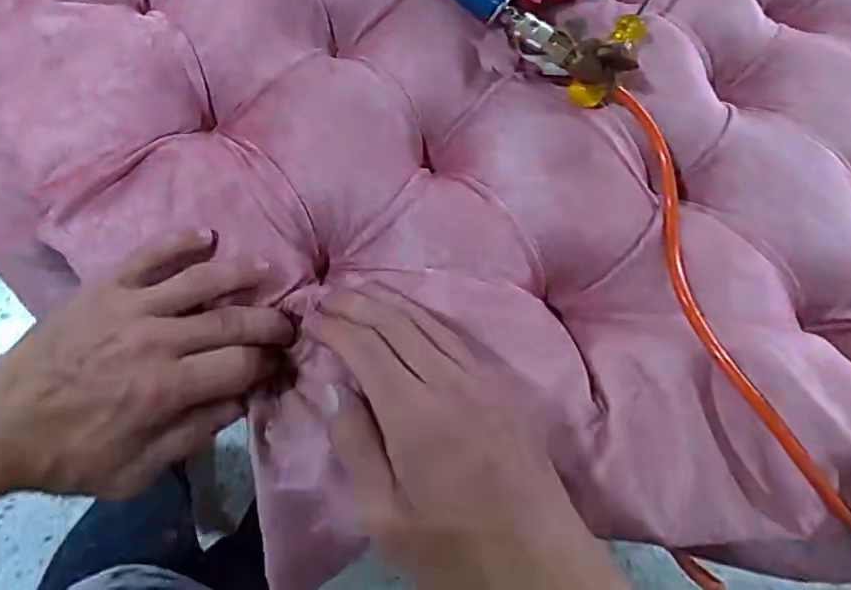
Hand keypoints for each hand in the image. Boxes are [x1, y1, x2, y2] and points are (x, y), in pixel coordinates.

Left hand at [0, 228, 293, 498]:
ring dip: (238, 273)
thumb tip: (243, 400)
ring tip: (266, 271)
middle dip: (267, 320)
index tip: (284, 359)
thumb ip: (193, 434)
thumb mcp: (133, 471)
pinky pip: (150, 254)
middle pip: (229, 320)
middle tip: (289, 320)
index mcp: (164, 388)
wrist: (3, 420)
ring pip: (199, 279)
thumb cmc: (70, 453)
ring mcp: (131, 304)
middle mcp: (156, 339)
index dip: (269, 362)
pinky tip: (205, 236)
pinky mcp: (107, 284)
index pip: (238, 365)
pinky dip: (179, 240)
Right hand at [314, 288, 628, 589]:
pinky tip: (406, 309)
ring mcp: (480, 376)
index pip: (366, 347)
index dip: (334, 327)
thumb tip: (332, 386)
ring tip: (357, 289)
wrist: (542, 565)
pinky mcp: (500, 381)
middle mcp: (449, 380)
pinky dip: (420, 312)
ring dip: (387, 298)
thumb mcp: (386, 518)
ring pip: (425, 319)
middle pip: (394, 322)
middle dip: (355, 302)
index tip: (309, 317)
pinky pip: (451, 332)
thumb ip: (356, 445)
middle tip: (325, 295)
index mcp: (416, 413)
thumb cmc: (455, 551)